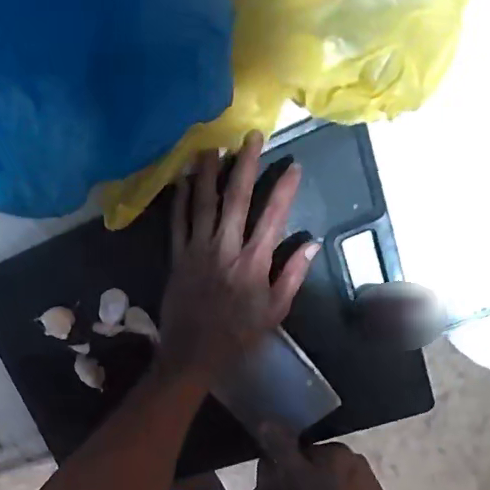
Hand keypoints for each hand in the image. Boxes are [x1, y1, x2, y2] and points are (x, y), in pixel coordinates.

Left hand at [158, 131, 318, 381]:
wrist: (192, 353)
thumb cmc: (238, 335)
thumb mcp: (275, 311)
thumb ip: (292, 275)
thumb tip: (312, 244)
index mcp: (253, 262)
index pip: (273, 216)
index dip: (285, 188)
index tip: (294, 166)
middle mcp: (225, 249)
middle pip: (236, 199)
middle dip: (245, 165)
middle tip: (250, 136)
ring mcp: (197, 251)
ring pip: (203, 204)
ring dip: (208, 173)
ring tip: (212, 146)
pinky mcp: (177, 257)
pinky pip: (178, 223)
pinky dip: (181, 200)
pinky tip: (184, 180)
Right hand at [253, 431, 388, 489]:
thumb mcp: (295, 476)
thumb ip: (281, 448)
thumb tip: (267, 421)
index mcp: (337, 449)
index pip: (306, 450)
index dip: (291, 465)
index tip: (281, 483)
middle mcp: (357, 459)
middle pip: (322, 466)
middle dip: (308, 479)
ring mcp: (370, 483)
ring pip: (336, 484)